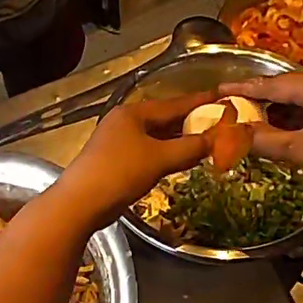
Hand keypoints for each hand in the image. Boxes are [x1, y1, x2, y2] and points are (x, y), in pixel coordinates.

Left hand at [52, 92, 213, 224]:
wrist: (80, 203)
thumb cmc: (119, 174)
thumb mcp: (159, 158)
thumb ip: (190, 147)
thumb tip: (216, 139)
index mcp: (133, 114)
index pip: (174, 104)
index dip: (200, 102)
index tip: (222, 99)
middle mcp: (125, 123)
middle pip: (165, 119)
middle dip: (191, 122)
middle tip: (220, 124)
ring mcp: (118, 143)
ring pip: (157, 137)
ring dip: (180, 140)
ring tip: (206, 142)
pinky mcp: (116, 163)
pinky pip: (149, 152)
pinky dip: (167, 154)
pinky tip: (180, 161)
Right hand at [218, 72, 302, 196]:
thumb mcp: (301, 149)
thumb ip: (265, 141)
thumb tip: (234, 137)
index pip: (273, 83)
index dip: (244, 89)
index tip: (220, 91)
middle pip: (290, 85)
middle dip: (262, 97)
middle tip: (236, 106)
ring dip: (281, 108)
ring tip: (256, 119)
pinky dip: (300, 115)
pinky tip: (288, 129)